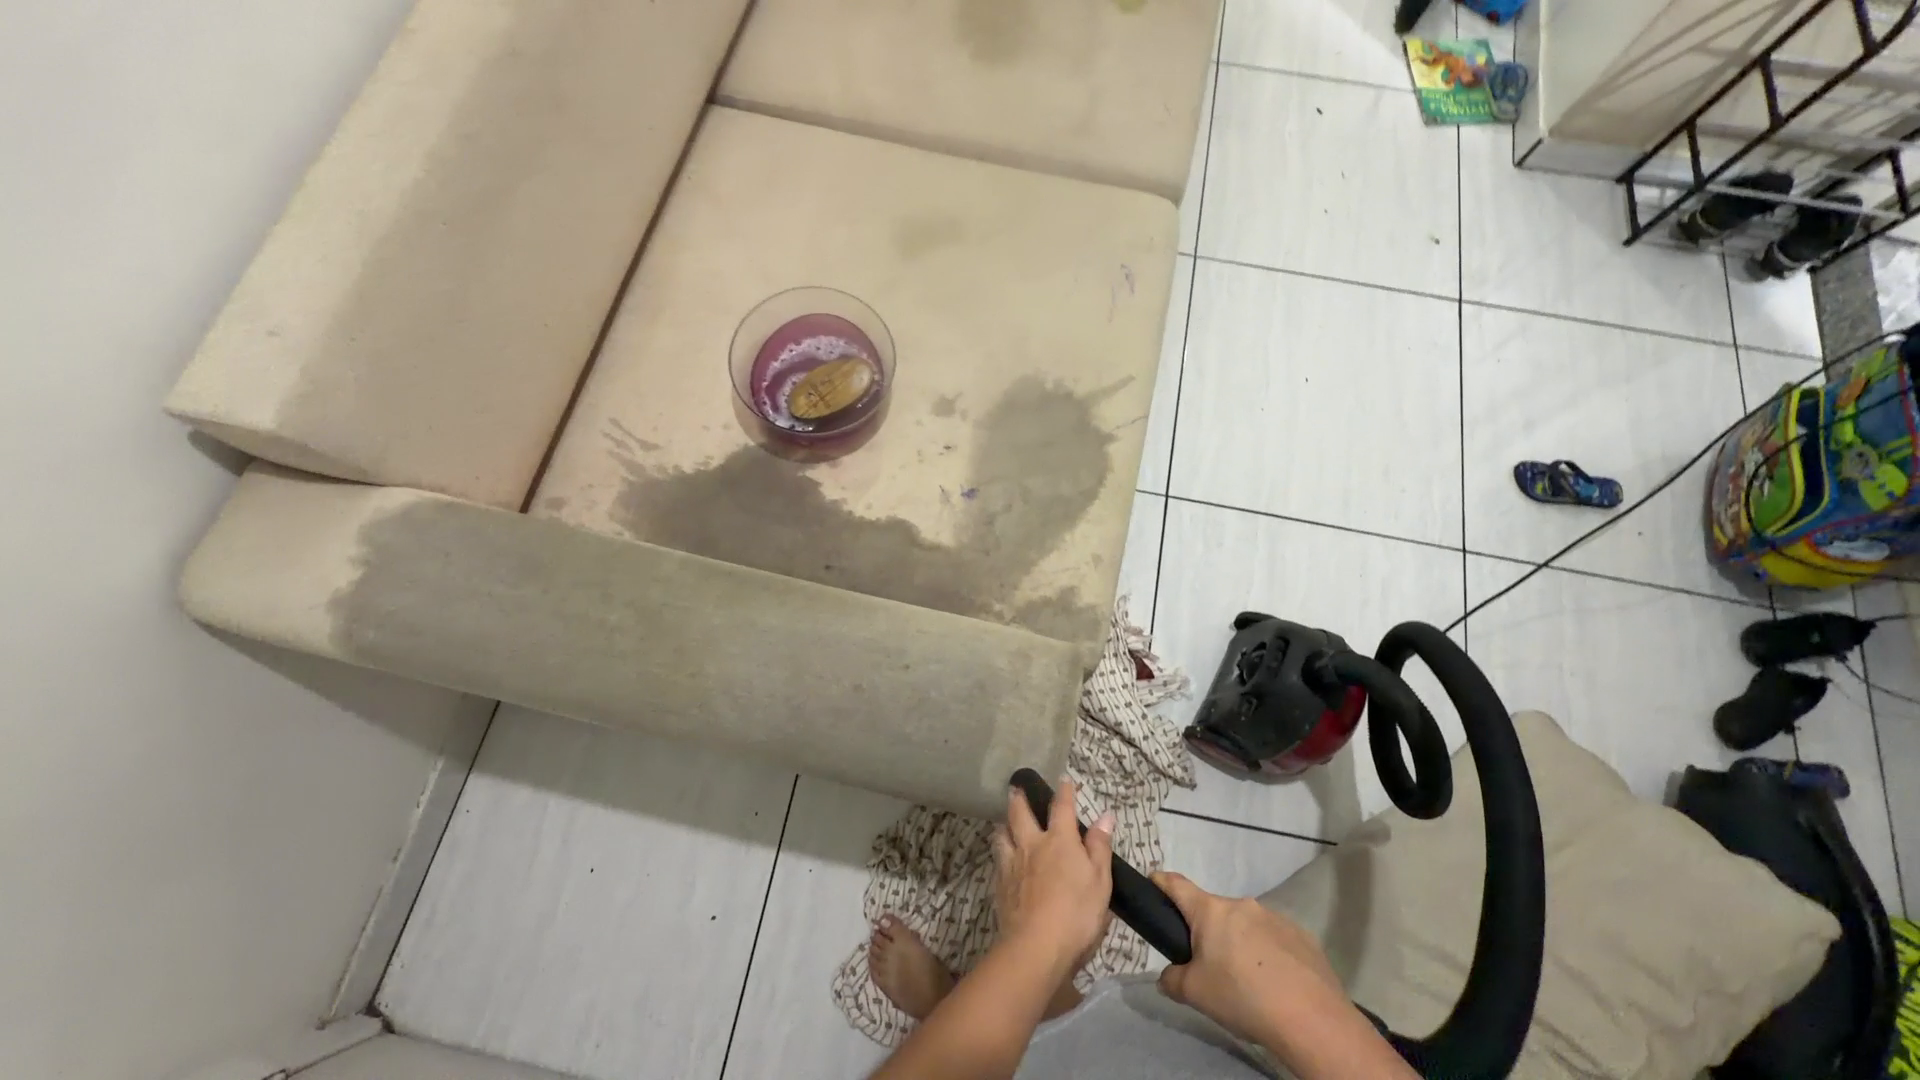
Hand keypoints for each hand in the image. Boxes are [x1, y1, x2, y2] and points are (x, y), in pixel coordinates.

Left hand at [991, 778, 1114, 972]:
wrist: (1035, 946)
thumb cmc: (1077, 913)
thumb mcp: (1100, 881)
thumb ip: (1099, 846)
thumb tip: (1105, 815)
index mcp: (1059, 840)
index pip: (1061, 808)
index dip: (1064, 793)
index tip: (1064, 781)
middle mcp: (1031, 844)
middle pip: (1020, 813)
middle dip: (1020, 798)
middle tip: (1016, 787)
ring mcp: (1011, 864)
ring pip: (1002, 834)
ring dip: (1004, 824)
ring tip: (1005, 821)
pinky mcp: (1000, 885)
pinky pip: (997, 858)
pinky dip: (1000, 851)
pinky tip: (1002, 857)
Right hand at [1153, 871, 1344, 1043]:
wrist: (1311, 1019)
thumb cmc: (1242, 997)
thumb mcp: (1194, 994)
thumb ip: (1172, 980)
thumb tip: (1169, 976)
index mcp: (1211, 912)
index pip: (1177, 885)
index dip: (1161, 881)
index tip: (1153, 881)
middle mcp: (1243, 905)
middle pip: (1214, 912)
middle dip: (1207, 932)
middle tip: (1208, 966)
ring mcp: (1276, 918)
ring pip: (1246, 926)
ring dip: (1240, 944)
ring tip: (1247, 982)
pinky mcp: (1303, 937)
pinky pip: (1275, 940)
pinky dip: (1269, 956)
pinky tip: (1275, 985)